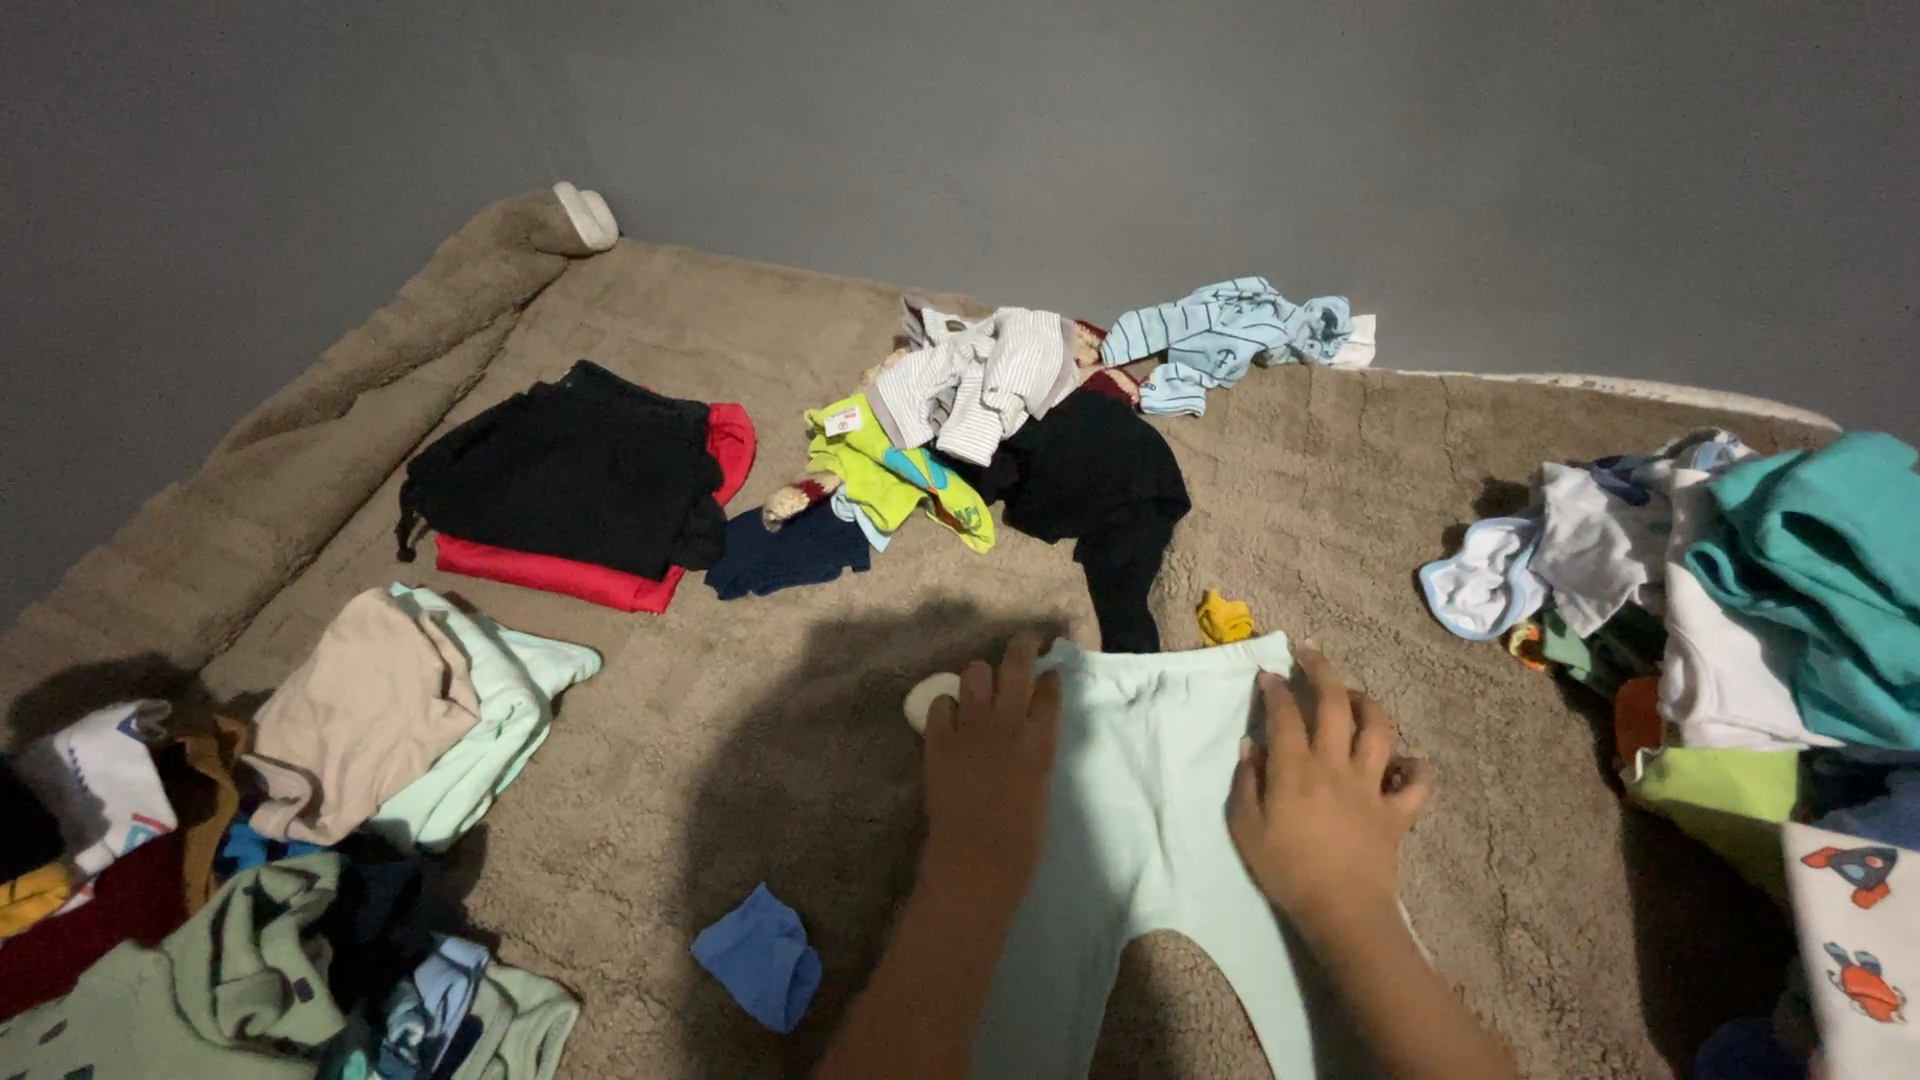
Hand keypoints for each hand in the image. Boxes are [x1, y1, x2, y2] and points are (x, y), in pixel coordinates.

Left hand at [922, 631, 1062, 897]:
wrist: (975, 863)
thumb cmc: (1020, 841)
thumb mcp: (1040, 787)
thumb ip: (1034, 751)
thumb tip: (1029, 732)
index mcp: (1039, 742)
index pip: (1049, 690)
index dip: (1050, 676)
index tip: (1049, 672)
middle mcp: (1006, 725)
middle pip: (1015, 664)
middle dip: (1022, 645)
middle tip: (1025, 641)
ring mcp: (970, 729)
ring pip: (974, 673)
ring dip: (980, 677)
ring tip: (981, 688)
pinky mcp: (938, 741)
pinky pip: (940, 703)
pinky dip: (947, 707)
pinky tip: (951, 718)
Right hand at [1229, 644, 1432, 936]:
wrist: (1343, 912)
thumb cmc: (1287, 869)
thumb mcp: (1246, 827)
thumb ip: (1247, 781)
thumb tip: (1251, 746)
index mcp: (1296, 767)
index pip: (1285, 713)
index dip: (1275, 689)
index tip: (1267, 674)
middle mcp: (1336, 765)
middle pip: (1334, 704)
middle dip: (1321, 670)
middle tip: (1308, 653)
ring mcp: (1372, 786)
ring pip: (1379, 729)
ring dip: (1367, 703)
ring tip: (1353, 695)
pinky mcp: (1397, 811)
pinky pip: (1417, 784)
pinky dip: (1416, 767)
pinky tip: (1405, 761)